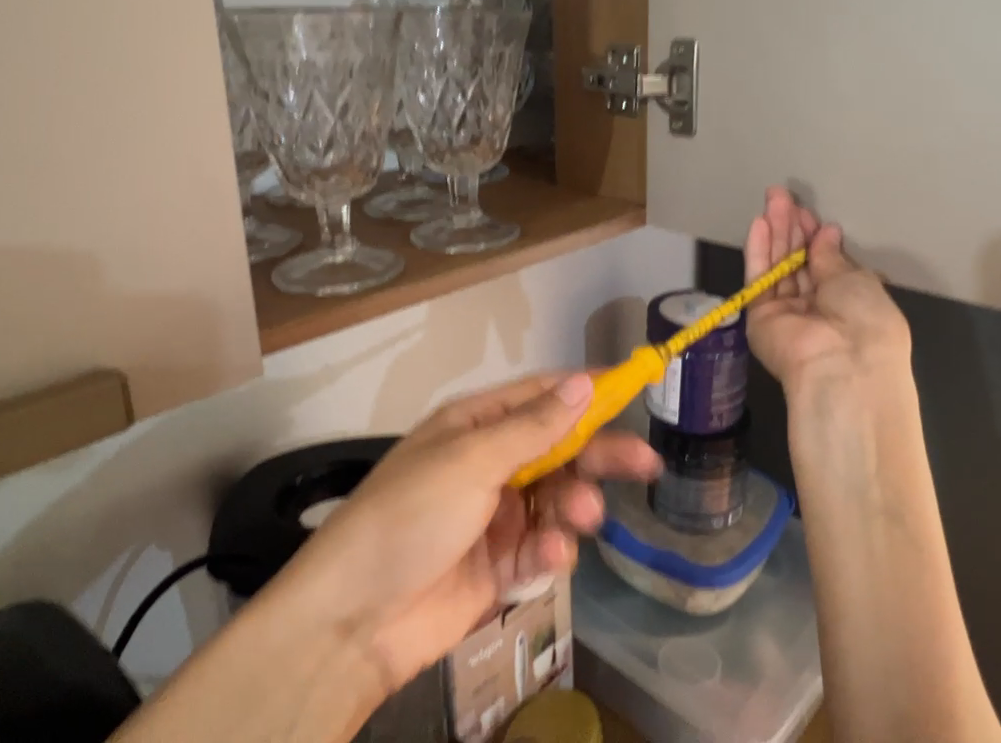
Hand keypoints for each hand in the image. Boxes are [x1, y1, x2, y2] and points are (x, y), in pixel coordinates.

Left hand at [265, 371, 660, 697]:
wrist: (355, 618)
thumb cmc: (411, 516)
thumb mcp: (471, 461)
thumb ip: (535, 427)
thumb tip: (584, 382)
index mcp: (473, 427)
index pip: (540, 397)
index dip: (585, 391)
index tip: (634, 387)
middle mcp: (487, 464)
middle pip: (558, 450)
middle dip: (598, 455)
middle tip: (645, 463)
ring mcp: (494, 517)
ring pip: (557, 500)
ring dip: (575, 506)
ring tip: (583, 519)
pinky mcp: (499, 566)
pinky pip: (541, 547)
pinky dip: (551, 549)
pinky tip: (550, 556)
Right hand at [744, 187, 911, 395]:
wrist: (840, 365)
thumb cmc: (865, 319)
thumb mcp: (856, 279)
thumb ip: (832, 256)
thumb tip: (826, 233)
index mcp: (849, 300)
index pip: (826, 262)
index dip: (817, 236)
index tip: (810, 213)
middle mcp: (817, 307)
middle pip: (799, 261)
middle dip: (792, 228)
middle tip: (783, 195)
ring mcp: (787, 313)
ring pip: (778, 267)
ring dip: (775, 233)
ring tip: (771, 200)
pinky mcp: (760, 317)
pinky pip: (759, 280)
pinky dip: (758, 252)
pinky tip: (759, 224)